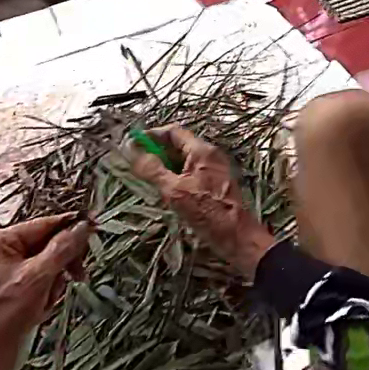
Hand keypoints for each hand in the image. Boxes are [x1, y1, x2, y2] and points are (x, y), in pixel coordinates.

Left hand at [0, 214, 93, 369]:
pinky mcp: (6, 292)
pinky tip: (38, 309)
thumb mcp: (38, 277)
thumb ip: (63, 248)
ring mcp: (0, 273)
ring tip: (44, 300)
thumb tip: (80, 228)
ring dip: (52, 283)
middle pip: (45, 246)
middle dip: (60, 264)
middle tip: (76, 272)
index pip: (43, 224)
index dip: (69, 228)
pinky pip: (36, 283)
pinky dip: (43, 295)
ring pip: (44, 266)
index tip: (91, 227)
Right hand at [127, 125, 278, 278]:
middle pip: (178, 146)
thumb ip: (152, 169)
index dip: (152, 135)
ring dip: (165, 167)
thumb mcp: (174, 191)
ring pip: (184, 161)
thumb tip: (131, 149)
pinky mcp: (215, 184)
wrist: (237, 237)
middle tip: (138, 166)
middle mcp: (210, 155)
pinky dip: (176, 178)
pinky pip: (191, 173)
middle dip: (156, 153)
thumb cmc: (207, 213)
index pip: (173, 132)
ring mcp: (214, 169)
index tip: (134, 146)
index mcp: (202, 151)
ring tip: (148, 181)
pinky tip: (166, 193)